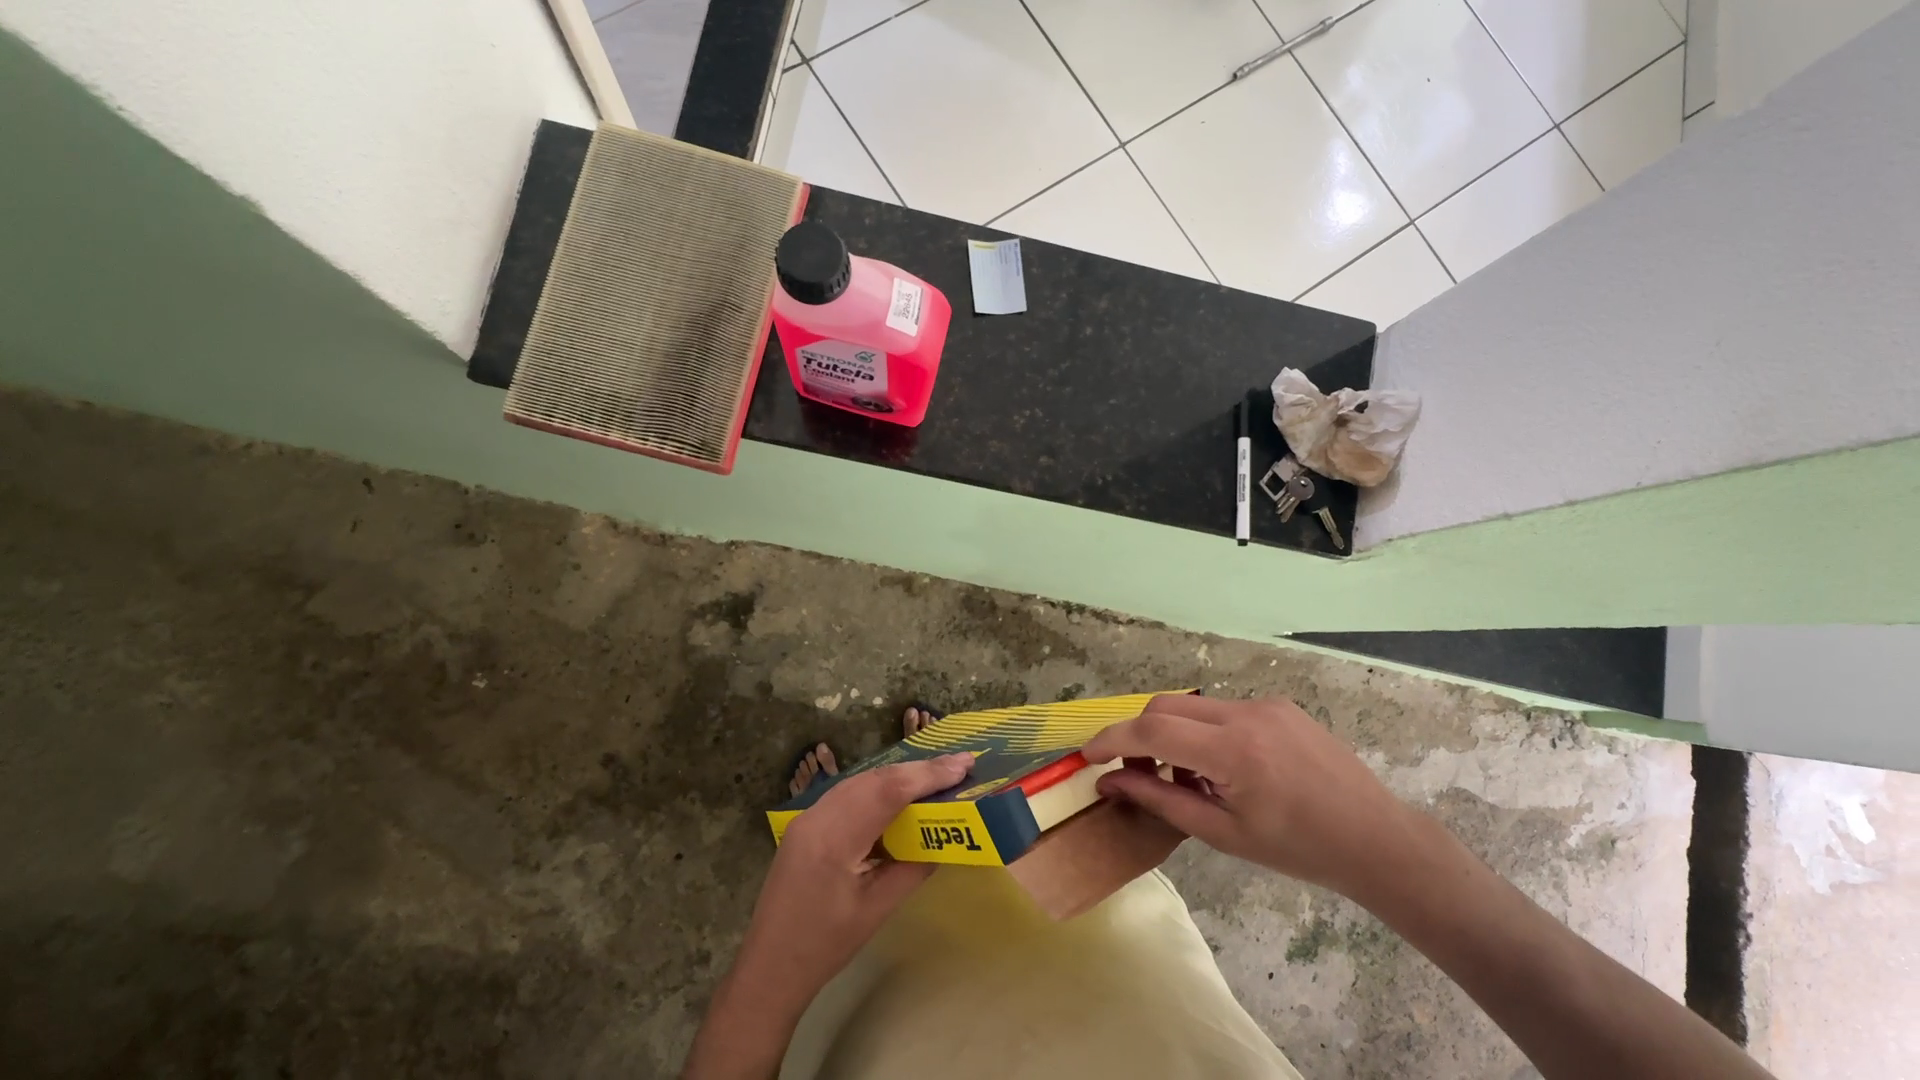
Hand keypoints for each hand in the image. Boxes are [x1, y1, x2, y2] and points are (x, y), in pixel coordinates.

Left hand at [731, 752, 973, 1013]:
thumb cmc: (825, 946)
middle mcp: (817, 817)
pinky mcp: (804, 826)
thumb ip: (913, 869)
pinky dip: (877, 789)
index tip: (964, 765)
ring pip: (859, 782)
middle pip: (874, 779)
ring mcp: (806, 819)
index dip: (927, 775)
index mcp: (834, 840)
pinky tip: (898, 796)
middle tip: (959, 765)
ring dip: (898, 777)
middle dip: (918, 770)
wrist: (769, 966)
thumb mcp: (878, 909)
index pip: (887, 791)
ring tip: (936, 776)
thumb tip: (944, 839)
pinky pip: (846, 795)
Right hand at [1083, 694, 1412, 898]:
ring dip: (1173, 734)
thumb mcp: (1222, 832)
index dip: (1112, 739)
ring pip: (1193, 705)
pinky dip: (1205, 732)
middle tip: (1135, 773)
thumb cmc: (1298, 849)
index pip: (1152, 729)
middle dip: (1139, 734)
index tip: (1088, 756)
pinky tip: (1222, 770)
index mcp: (1233, 751)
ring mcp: (1266, 705)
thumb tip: (1109, 783)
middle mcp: (1246, 714)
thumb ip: (1160, 800)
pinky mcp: (1281, 706)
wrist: (1375, 838)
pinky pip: (1224, 710)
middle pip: (1166, 706)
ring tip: (1187, 780)